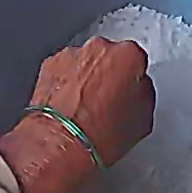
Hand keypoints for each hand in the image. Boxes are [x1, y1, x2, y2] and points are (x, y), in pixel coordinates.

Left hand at [0, 38, 153, 192]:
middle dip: (109, 74)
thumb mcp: (143, 119)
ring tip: (85, 107)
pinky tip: (68, 105)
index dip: (133, 78)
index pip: (137, 59)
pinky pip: (63, 69)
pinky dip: (65, 82)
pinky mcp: (49, 64)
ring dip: (86, 78)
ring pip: (85, 62)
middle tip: (107, 101)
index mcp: (128, 56)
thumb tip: (136, 91)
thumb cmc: (98, 134)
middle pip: (109, 56)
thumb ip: (142, 93)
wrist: (59, 143)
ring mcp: (72, 55)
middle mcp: (99, 49)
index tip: (129, 92)